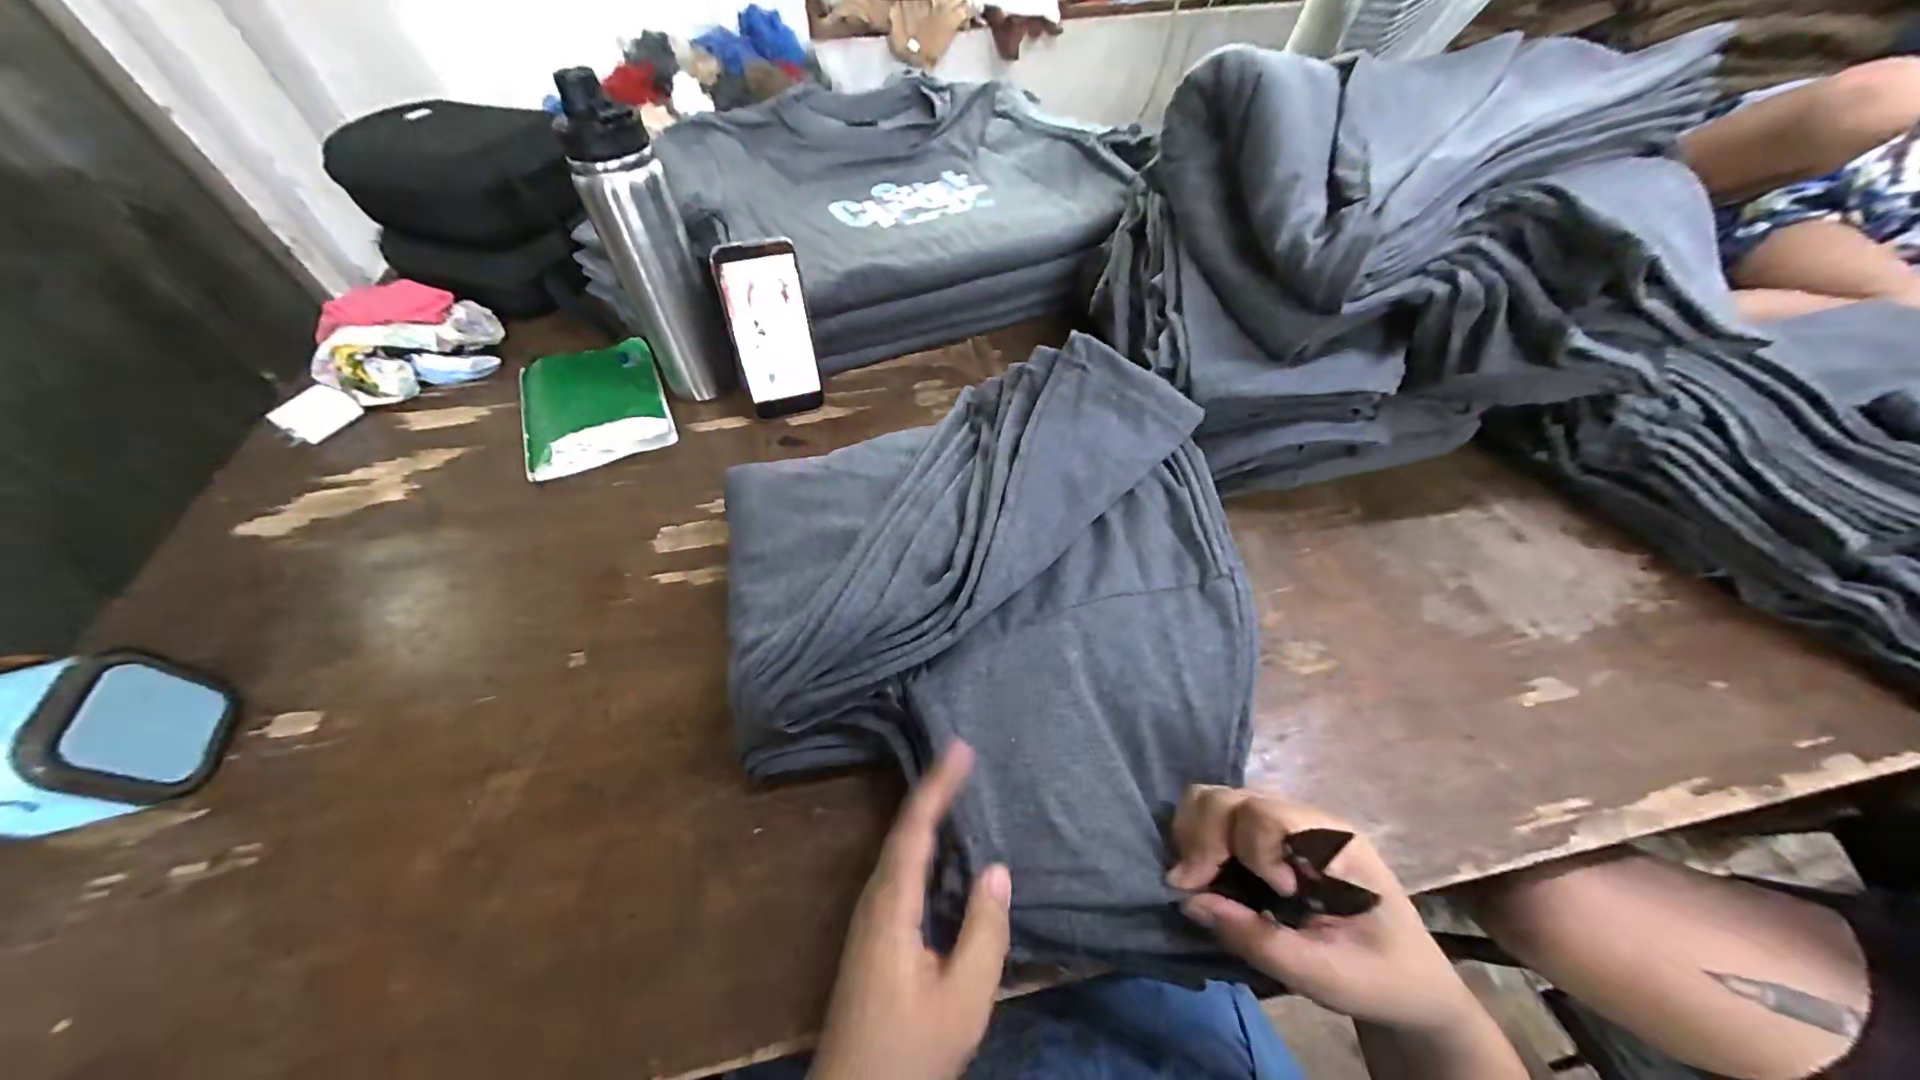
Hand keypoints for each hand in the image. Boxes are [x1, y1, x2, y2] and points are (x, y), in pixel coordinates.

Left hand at [809, 743, 1011, 1079]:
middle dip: (934, 790)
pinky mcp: (874, 931)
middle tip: (963, 757)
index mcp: (892, 907)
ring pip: (899, 849)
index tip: (960, 748)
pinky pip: (901, 870)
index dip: (938, 785)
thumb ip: (983, 932)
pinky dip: (923, 844)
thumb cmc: (910, 1049)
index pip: (914, 829)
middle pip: (903, 830)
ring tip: (957, 787)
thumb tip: (996, 869)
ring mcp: (869, 916)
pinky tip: (944, 847)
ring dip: (928, 814)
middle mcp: (874, 900)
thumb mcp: (962, 999)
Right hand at [1167, 786, 1479, 1034]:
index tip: (1269, 895)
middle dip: (1204, 839)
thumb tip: (1189, 901)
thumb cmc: (1378, 977)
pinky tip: (1204, 872)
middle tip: (1196, 885)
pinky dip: (1197, 837)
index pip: (1267, 812)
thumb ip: (1258, 940)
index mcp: (1333, 841)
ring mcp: (1281, 822)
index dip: (1249, 848)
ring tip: (1198, 878)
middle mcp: (1302, 819)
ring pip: (1214, 799)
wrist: (1408, 983)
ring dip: (1195, 835)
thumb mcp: (1326, 975)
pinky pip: (1216, 815)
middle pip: (1229, 798)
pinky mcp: (1263, 835)